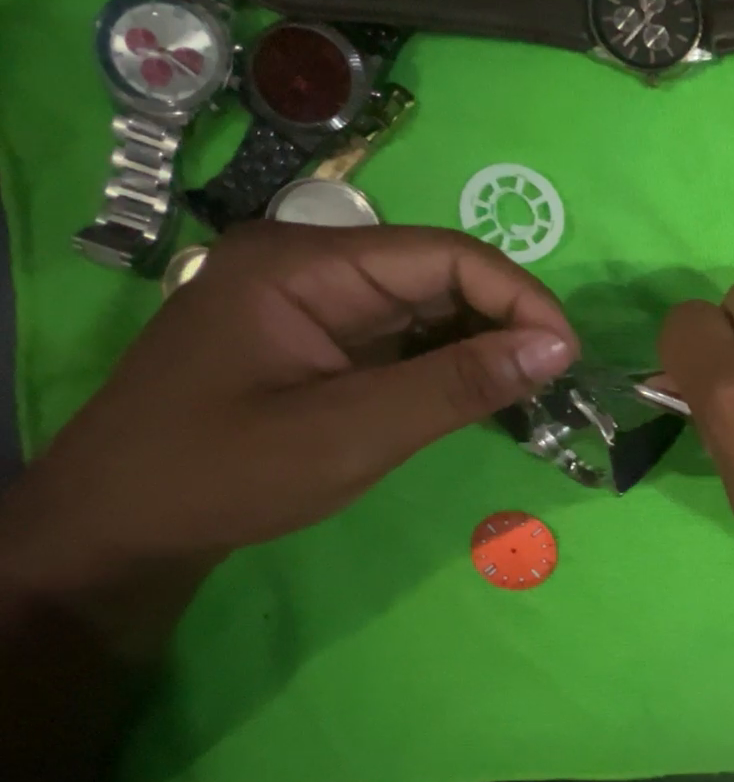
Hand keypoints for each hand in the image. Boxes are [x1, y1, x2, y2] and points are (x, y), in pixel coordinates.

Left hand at [2, 223, 578, 590]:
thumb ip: (459, 385)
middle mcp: (313, 266)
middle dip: (510, 320)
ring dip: (489, 341)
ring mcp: (317, 300)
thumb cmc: (224, 475)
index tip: (567, 356)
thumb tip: (559, 348)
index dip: (521, 297)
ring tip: (528, 389)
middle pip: (443, 272)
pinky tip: (484, 391)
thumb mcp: (352, 433)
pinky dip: (458, 360)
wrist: (118, 525)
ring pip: (434, 303)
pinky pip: (412, 332)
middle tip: (554, 379)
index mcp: (304, 266)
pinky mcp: (327, 336)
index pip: (446, 255)